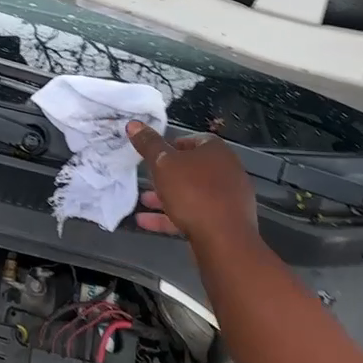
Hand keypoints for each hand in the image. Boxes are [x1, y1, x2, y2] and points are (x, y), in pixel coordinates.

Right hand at [126, 121, 258, 245]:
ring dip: (167, 197)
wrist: (224, 239)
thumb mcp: (163, 164)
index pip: (193, 140)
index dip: (171, 146)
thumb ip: (148, 145)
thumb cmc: (193, 192)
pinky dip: (173, 216)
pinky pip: (196, 214)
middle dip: (167, 175)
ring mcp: (229, 198)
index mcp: (217, 151)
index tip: (154, 156)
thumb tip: (133, 123)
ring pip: (193, 193)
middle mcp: (227, 171)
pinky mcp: (226, 222)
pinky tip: (147, 222)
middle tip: (148, 178)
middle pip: (192, 169)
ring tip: (143, 202)